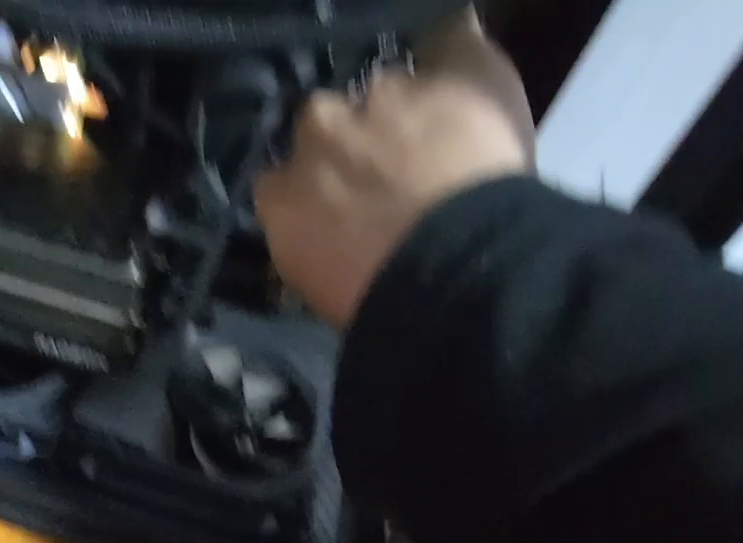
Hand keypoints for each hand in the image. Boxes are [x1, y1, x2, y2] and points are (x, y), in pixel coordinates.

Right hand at [254, 9, 534, 328]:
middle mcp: (320, 133)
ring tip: (432, 139)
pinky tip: (464, 85)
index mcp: (280, 195)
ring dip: (399, 111)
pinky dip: (455, 65)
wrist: (451, 275)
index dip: (306, 186)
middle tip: (379, 171)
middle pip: (322, 122)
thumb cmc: (374, 298)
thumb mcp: (313, 286)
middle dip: (345, 141)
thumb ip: (300, 243)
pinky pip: (452, 43)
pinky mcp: (450, 72)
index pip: (279, 178)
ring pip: (383, 90)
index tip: (329, 203)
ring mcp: (383, 97)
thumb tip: (309, 235)